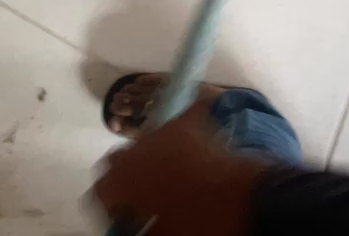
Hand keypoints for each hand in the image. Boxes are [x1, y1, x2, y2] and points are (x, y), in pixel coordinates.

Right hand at [91, 94, 271, 235]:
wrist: (246, 202)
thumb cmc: (199, 224)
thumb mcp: (164, 234)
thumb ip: (140, 229)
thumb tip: (132, 228)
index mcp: (124, 178)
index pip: (101, 189)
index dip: (110, 205)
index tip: (122, 217)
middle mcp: (134, 149)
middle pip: (118, 161)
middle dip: (125, 179)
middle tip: (141, 200)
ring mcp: (161, 132)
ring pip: (143, 144)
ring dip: (148, 160)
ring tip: (167, 181)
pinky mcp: (186, 124)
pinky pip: (172, 130)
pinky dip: (174, 143)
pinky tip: (187, 158)